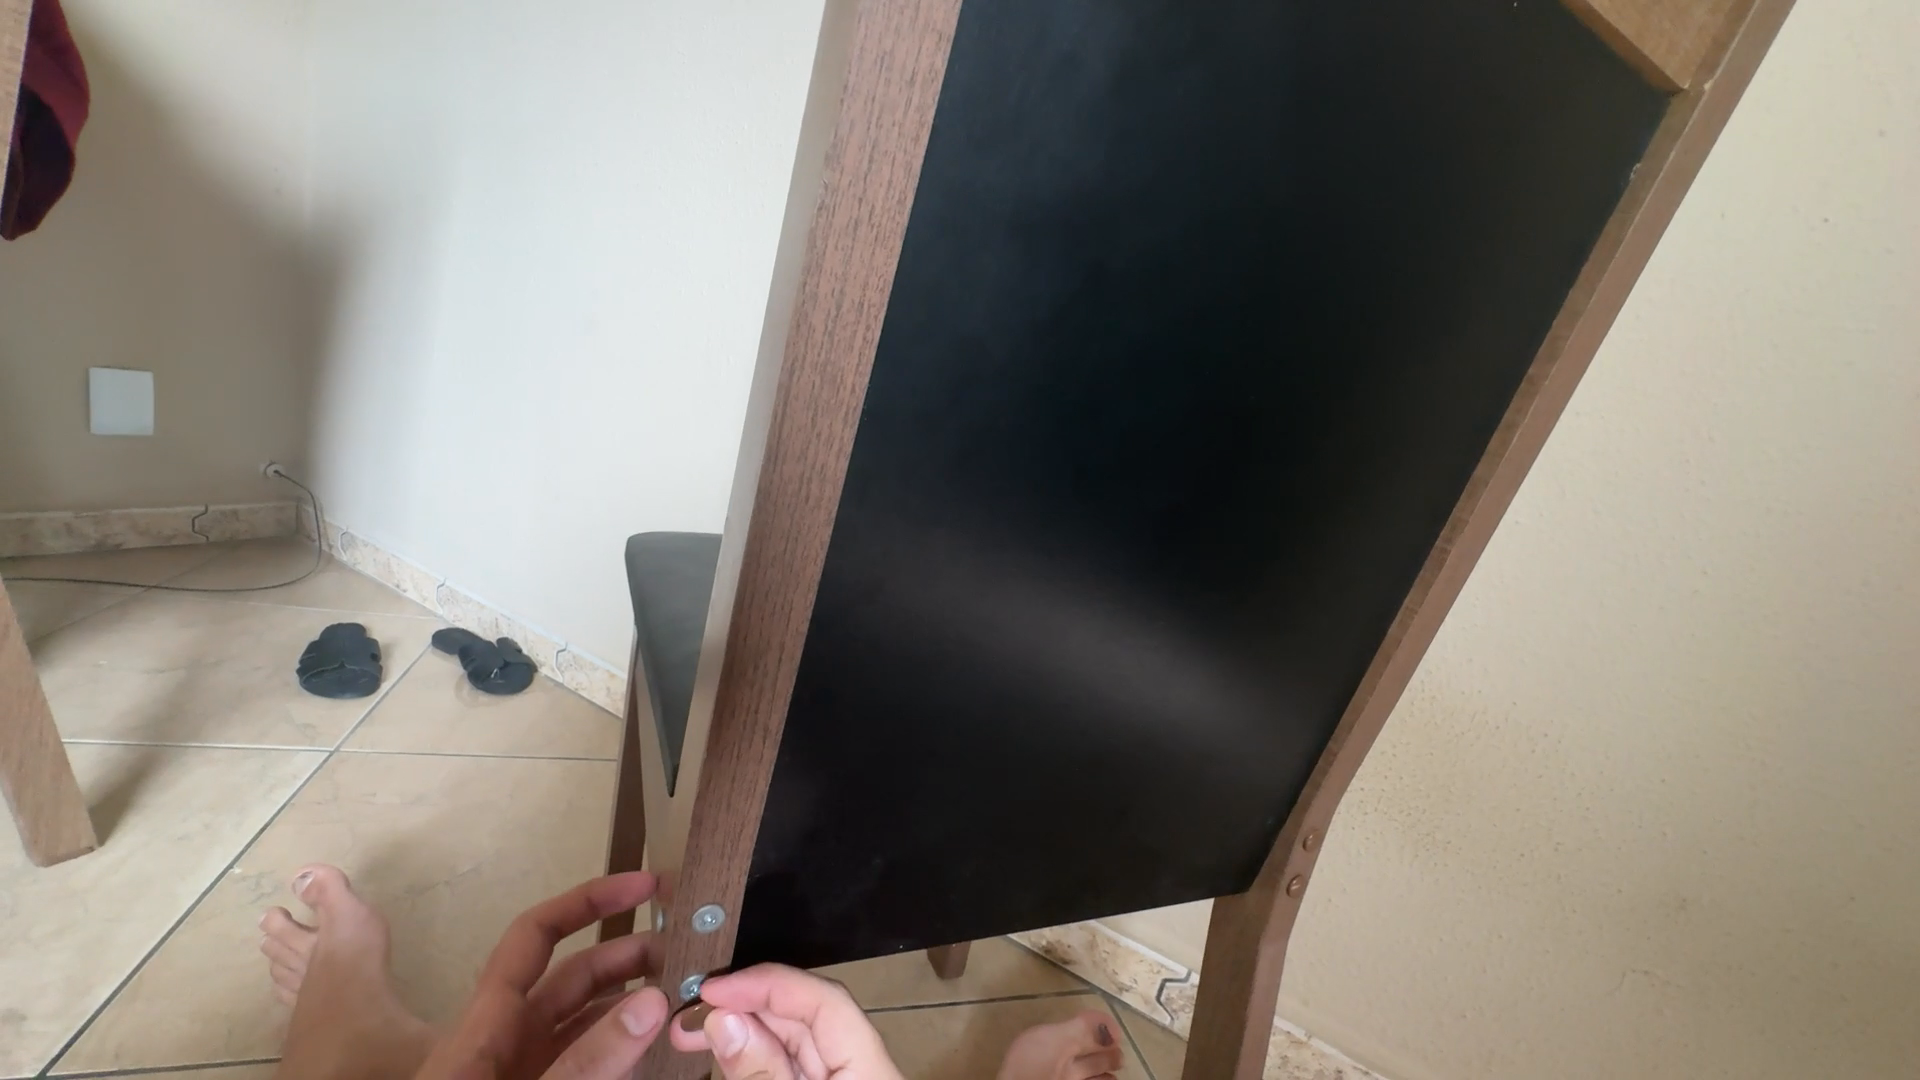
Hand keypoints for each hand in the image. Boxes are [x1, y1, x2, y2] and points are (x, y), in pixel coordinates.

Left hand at [414, 872, 670, 1079]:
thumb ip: (586, 1063)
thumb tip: (657, 999)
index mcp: (485, 1026)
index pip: (537, 935)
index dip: (590, 899)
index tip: (648, 884)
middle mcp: (508, 1043)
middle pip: (577, 975)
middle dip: (633, 953)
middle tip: (691, 951)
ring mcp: (528, 1076)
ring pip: (590, 1021)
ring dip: (637, 1002)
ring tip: (686, 997)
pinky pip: (593, 1063)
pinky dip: (627, 1049)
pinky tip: (660, 1049)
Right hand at [668, 964, 902, 1079]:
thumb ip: (762, 1073)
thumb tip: (724, 1016)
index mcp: (872, 1070)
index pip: (825, 1000)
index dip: (770, 983)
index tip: (713, 986)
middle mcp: (862, 1070)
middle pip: (807, 1020)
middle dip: (748, 1008)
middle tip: (688, 1010)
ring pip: (794, 1048)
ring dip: (743, 1036)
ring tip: (692, 1031)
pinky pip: (790, 1071)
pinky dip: (756, 1062)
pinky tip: (723, 1053)